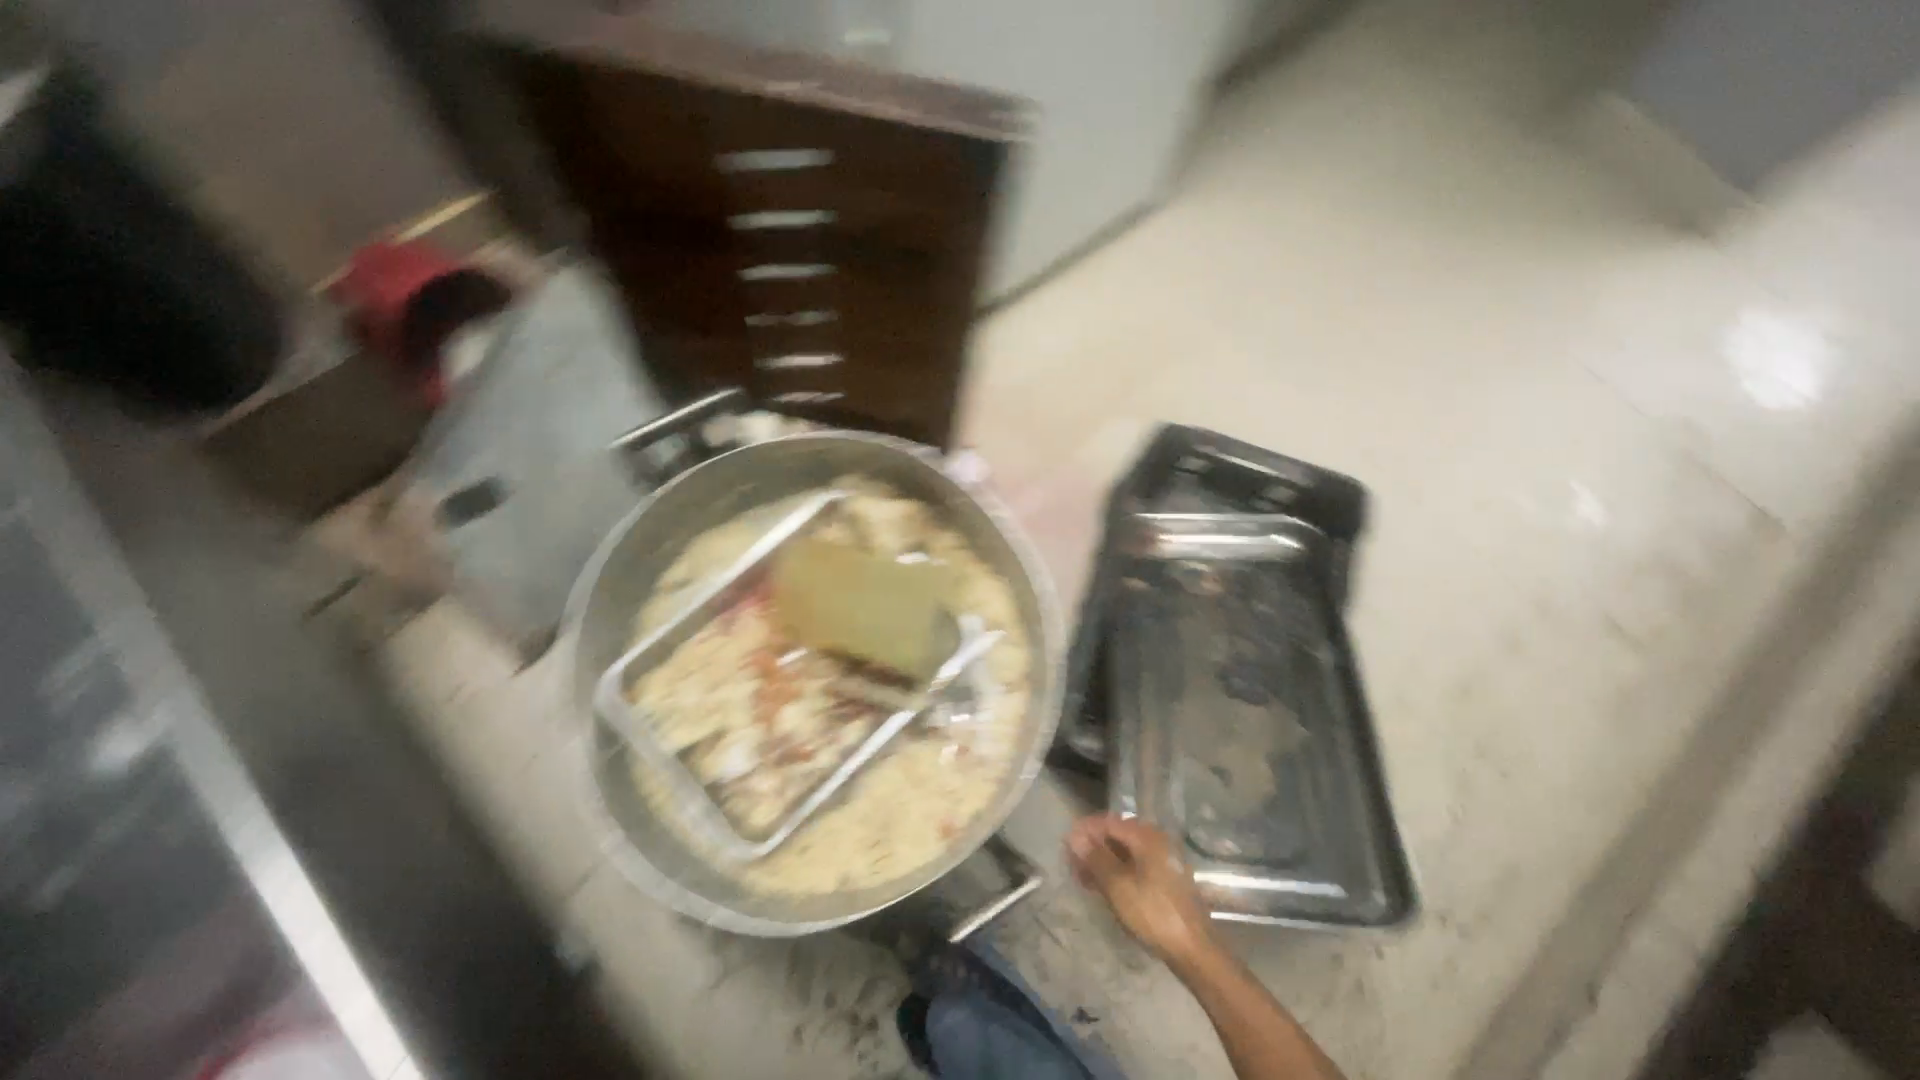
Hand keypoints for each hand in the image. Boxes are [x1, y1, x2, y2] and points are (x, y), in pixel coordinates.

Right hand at [1066, 815, 1214, 968]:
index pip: (1109, 822)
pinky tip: (1103, 887)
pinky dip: (1116, 873)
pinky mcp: (1164, 880)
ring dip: (1102, 862)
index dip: (1085, 830)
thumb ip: (1096, 858)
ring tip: (1082, 878)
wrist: (1193, 948)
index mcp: (1147, 837)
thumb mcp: (1118, 886)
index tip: (1065, 845)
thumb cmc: (1153, 913)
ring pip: (1125, 853)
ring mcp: (1163, 861)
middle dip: (1092, 847)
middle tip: (1071, 864)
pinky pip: (1134, 867)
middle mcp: (1157, 842)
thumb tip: (1074, 836)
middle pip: (1117, 836)